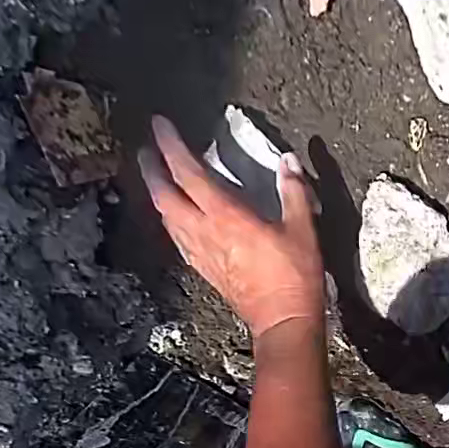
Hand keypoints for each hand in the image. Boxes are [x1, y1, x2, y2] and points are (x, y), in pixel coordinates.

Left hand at [138, 115, 326, 337]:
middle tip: (146, 151)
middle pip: (164, 196)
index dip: (170, 146)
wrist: (282, 322)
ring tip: (158, 181)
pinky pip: (177, 239)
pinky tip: (175, 220)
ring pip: (166, 219)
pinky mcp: (205, 271)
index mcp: (225, 216)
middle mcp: (204, 233)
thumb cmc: (294, 277)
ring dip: (158, 195)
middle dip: (151, 170)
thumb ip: (294, 192)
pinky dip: (170, 221)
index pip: (188, 172)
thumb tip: (290, 161)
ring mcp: (201, 254)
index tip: (159, 125)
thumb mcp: (302, 229)